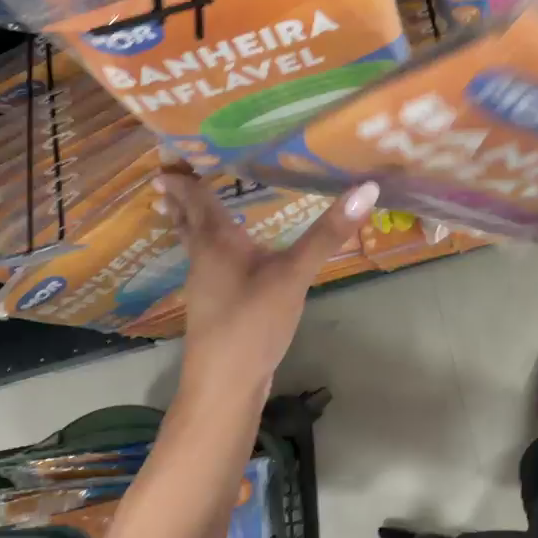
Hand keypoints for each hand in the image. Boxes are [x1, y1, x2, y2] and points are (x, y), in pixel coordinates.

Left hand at [156, 174, 379, 392]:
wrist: (224, 386)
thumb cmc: (252, 322)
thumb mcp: (294, 274)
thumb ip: (328, 233)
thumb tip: (368, 187)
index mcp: (216, 242)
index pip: (195, 198)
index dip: (183, 175)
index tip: (170, 152)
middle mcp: (204, 258)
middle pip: (187, 220)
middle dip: (180, 196)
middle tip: (170, 171)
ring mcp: (206, 284)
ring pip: (194, 242)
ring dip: (190, 220)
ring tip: (188, 202)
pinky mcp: (216, 305)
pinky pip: (208, 261)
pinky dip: (209, 245)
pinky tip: (226, 252)